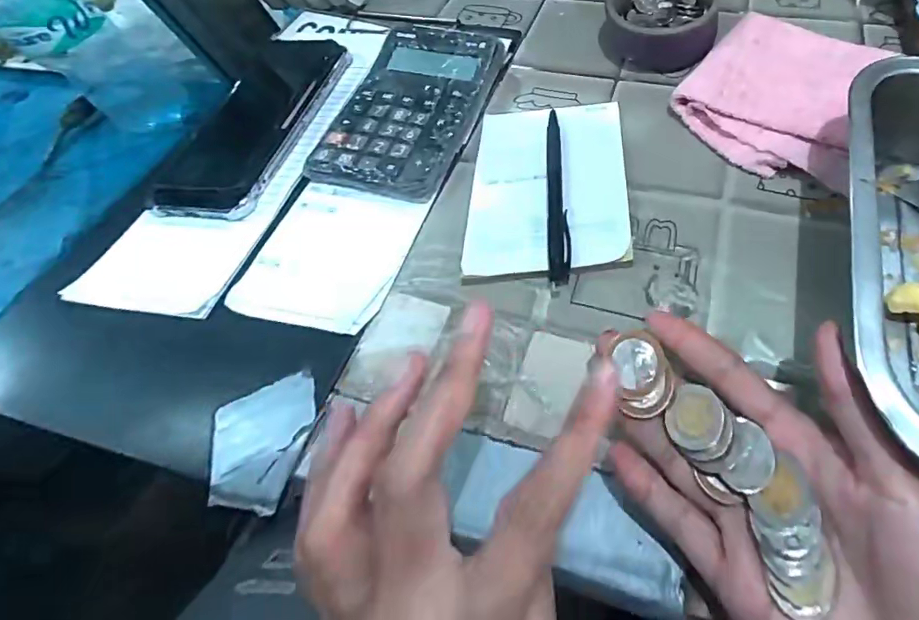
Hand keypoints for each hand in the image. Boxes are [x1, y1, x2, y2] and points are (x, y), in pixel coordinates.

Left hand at [295, 301, 619, 619]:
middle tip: (469, 327)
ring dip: (377, 419)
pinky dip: (331, 462)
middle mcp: (407, 609)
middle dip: (444, 392)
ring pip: (339, 505)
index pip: (533, 513)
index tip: (603, 374)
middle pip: (410, 486)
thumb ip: (531, 549)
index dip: (575, 439)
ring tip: (412, 362)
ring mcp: (354, 610)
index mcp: (479, 617)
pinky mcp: (329, 608)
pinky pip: (315, 530)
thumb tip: (556, 455)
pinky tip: (348, 413)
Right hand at [604, 314, 918, 619]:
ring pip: (680, 464)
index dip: (697, 351)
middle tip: (611, 349)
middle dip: (654, 383)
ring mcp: (740, 522)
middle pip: (697, 420)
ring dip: (642, 427)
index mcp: (799, 445)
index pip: (738, 385)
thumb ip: (851, 409)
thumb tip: (826, 329)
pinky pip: (681, 526)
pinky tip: (616, 458)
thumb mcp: (894, 483)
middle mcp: (760, 474)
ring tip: (603, 392)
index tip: (658, 320)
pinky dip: (647, 493)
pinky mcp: (728, 573)